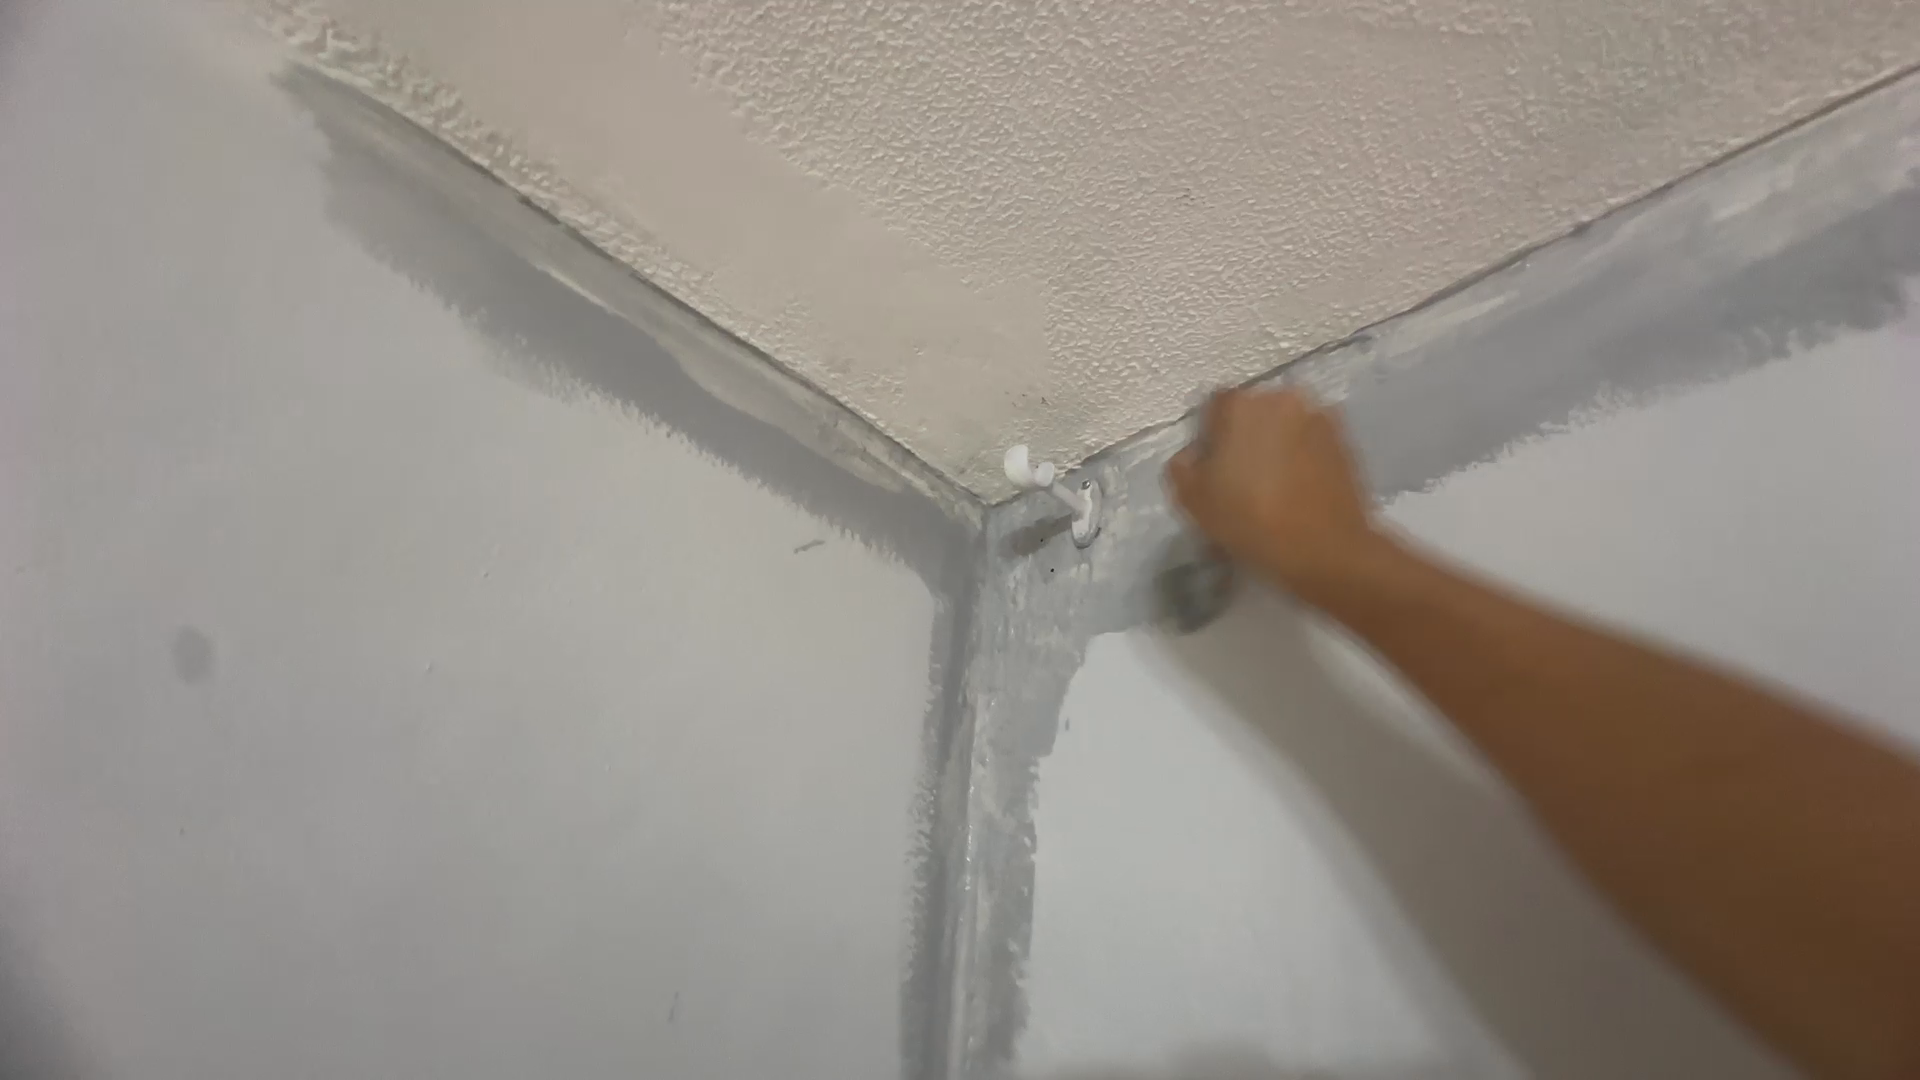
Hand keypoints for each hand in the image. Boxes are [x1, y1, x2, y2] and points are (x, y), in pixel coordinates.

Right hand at [1166, 387, 1386, 598]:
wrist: (1323, 548)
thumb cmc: (1249, 520)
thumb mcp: (1191, 500)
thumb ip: (1181, 466)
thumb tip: (1193, 454)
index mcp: (1239, 405)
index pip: (1213, 406)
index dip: (1208, 436)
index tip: (1210, 466)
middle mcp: (1280, 398)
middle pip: (1252, 411)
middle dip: (1243, 435)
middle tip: (1239, 475)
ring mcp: (1318, 416)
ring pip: (1283, 424)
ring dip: (1274, 444)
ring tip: (1271, 483)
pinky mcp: (1346, 438)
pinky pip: (1309, 439)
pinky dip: (1301, 455)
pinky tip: (1296, 487)